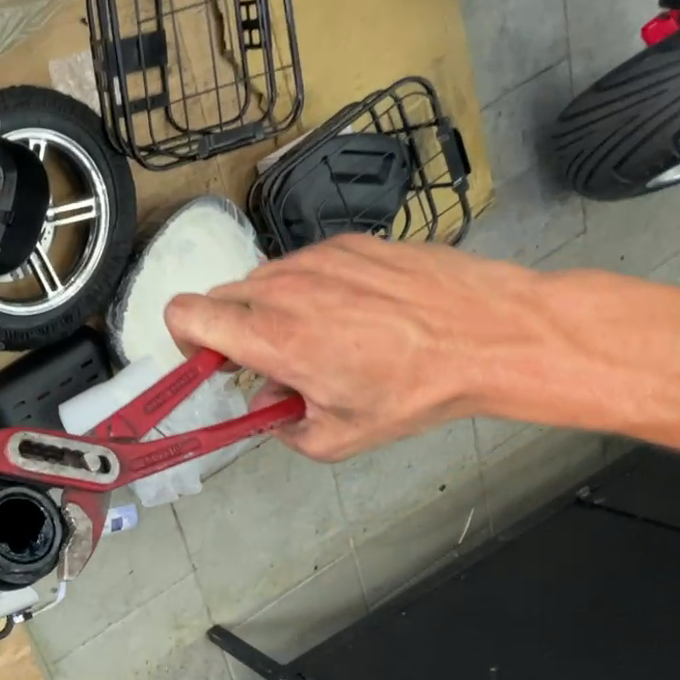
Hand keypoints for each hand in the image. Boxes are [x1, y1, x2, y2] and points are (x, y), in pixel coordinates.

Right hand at [165, 235, 548, 460]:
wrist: (496, 335)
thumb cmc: (418, 387)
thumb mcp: (337, 436)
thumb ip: (280, 427)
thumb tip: (267, 406)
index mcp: (271, 338)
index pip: (183, 313)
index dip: (183, 338)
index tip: (209, 358)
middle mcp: (283, 290)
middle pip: (218, 300)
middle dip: (229, 330)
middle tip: (268, 356)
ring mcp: (316, 261)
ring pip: (260, 281)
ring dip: (269, 309)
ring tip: (318, 334)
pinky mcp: (347, 243)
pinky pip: (302, 265)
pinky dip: (309, 288)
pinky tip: (352, 310)